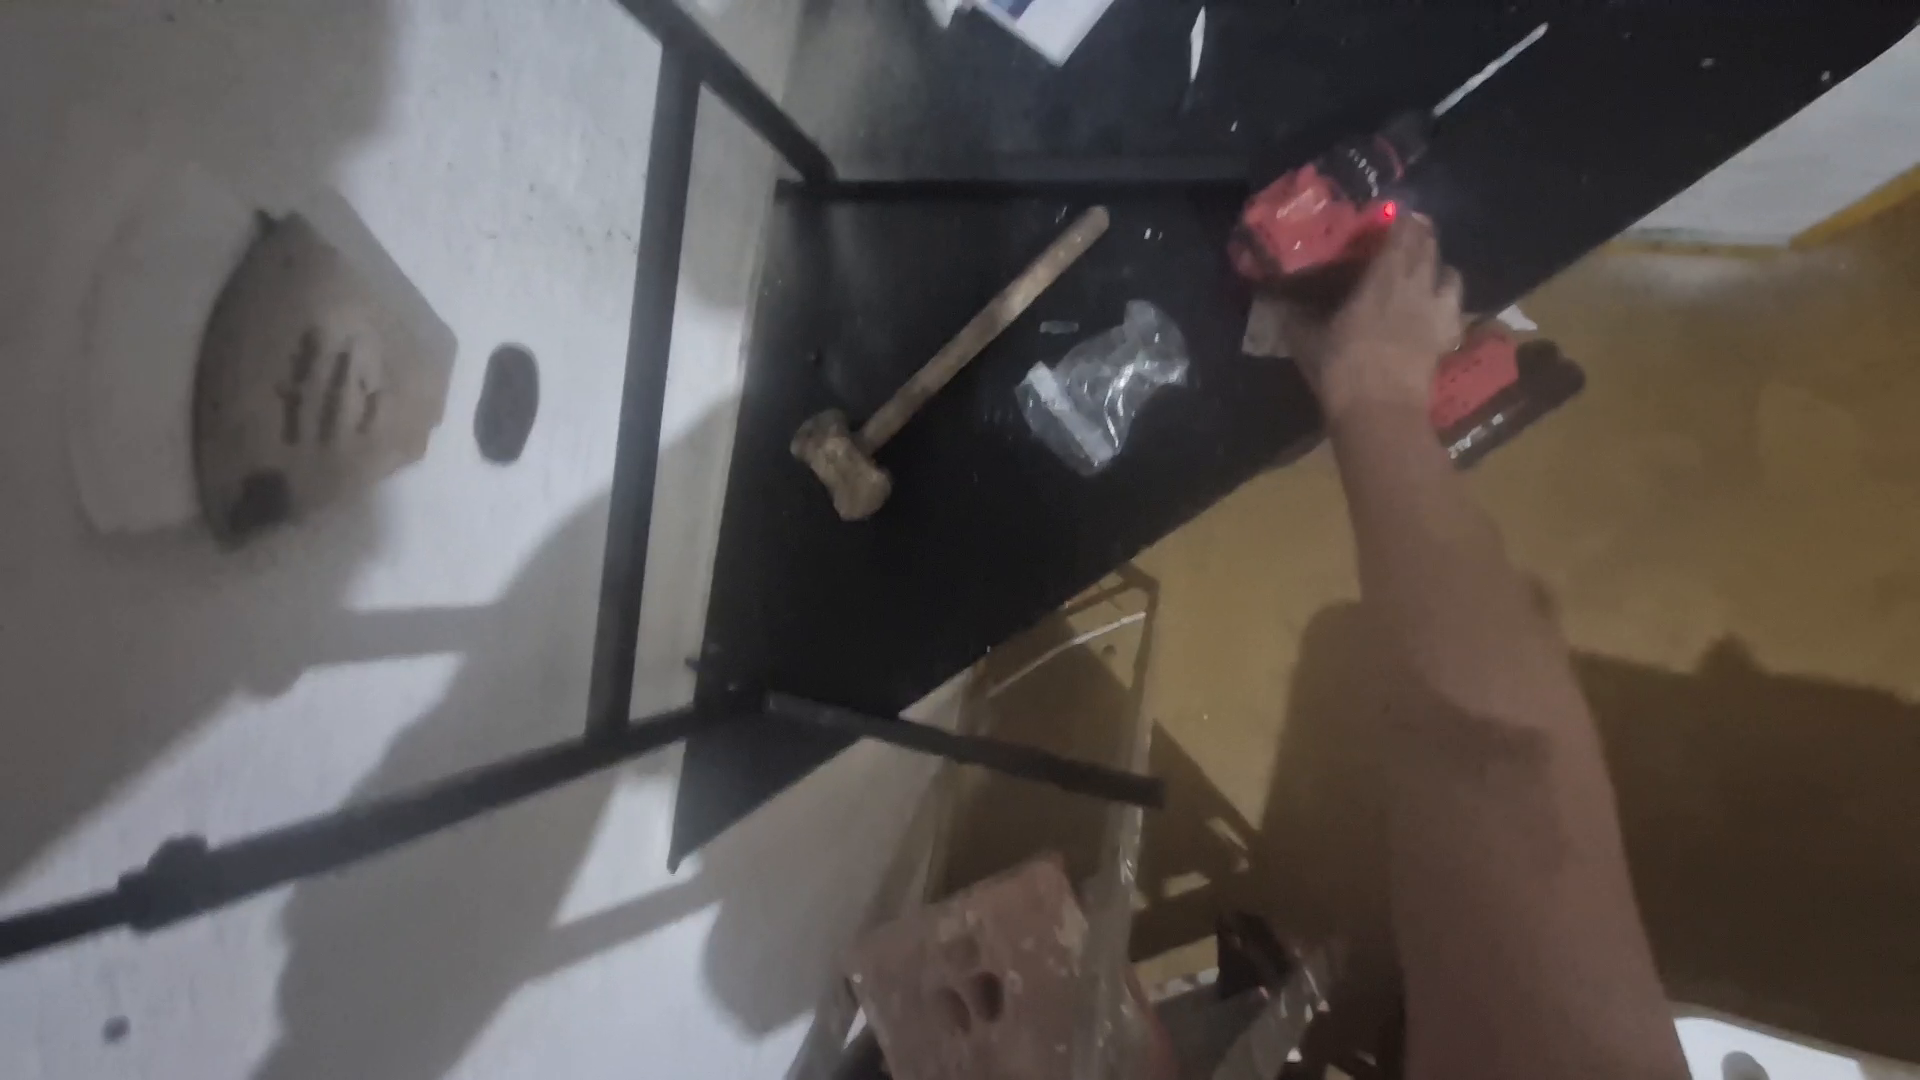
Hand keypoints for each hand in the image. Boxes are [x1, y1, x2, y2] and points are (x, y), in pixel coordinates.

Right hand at [1280, 213, 1464, 422]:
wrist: (1379, 410)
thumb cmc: (1340, 370)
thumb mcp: (1306, 343)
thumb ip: (1294, 318)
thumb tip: (1275, 301)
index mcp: (1382, 279)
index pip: (1400, 233)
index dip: (1398, 217)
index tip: (1389, 212)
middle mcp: (1416, 285)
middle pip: (1428, 245)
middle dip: (1420, 233)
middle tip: (1406, 231)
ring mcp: (1437, 309)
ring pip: (1448, 270)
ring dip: (1437, 263)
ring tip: (1423, 267)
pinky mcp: (1447, 334)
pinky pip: (1454, 305)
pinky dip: (1446, 297)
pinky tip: (1434, 305)